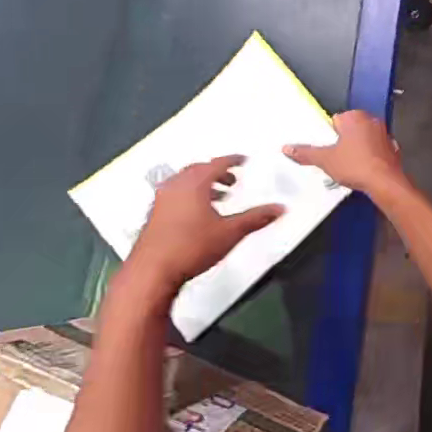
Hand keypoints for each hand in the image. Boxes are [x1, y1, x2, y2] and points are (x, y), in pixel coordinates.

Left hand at [122, 156, 282, 292]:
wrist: (153, 271)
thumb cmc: (190, 248)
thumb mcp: (231, 232)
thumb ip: (256, 218)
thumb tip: (278, 209)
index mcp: (193, 185)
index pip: (215, 164)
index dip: (232, 160)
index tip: (242, 160)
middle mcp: (174, 187)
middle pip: (197, 170)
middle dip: (217, 172)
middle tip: (232, 178)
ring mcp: (162, 200)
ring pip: (184, 182)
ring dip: (203, 184)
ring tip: (220, 196)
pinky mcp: (155, 214)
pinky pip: (175, 194)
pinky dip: (191, 195)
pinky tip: (200, 212)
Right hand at [285, 111, 407, 197]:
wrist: (385, 183)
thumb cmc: (355, 166)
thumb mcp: (325, 160)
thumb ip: (305, 153)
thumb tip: (287, 148)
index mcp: (355, 116)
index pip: (335, 121)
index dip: (330, 136)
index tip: (329, 149)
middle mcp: (372, 120)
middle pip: (350, 129)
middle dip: (343, 142)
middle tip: (337, 158)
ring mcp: (385, 134)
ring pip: (364, 139)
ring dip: (357, 149)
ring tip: (350, 166)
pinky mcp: (394, 148)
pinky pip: (376, 149)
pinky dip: (370, 156)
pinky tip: (365, 169)